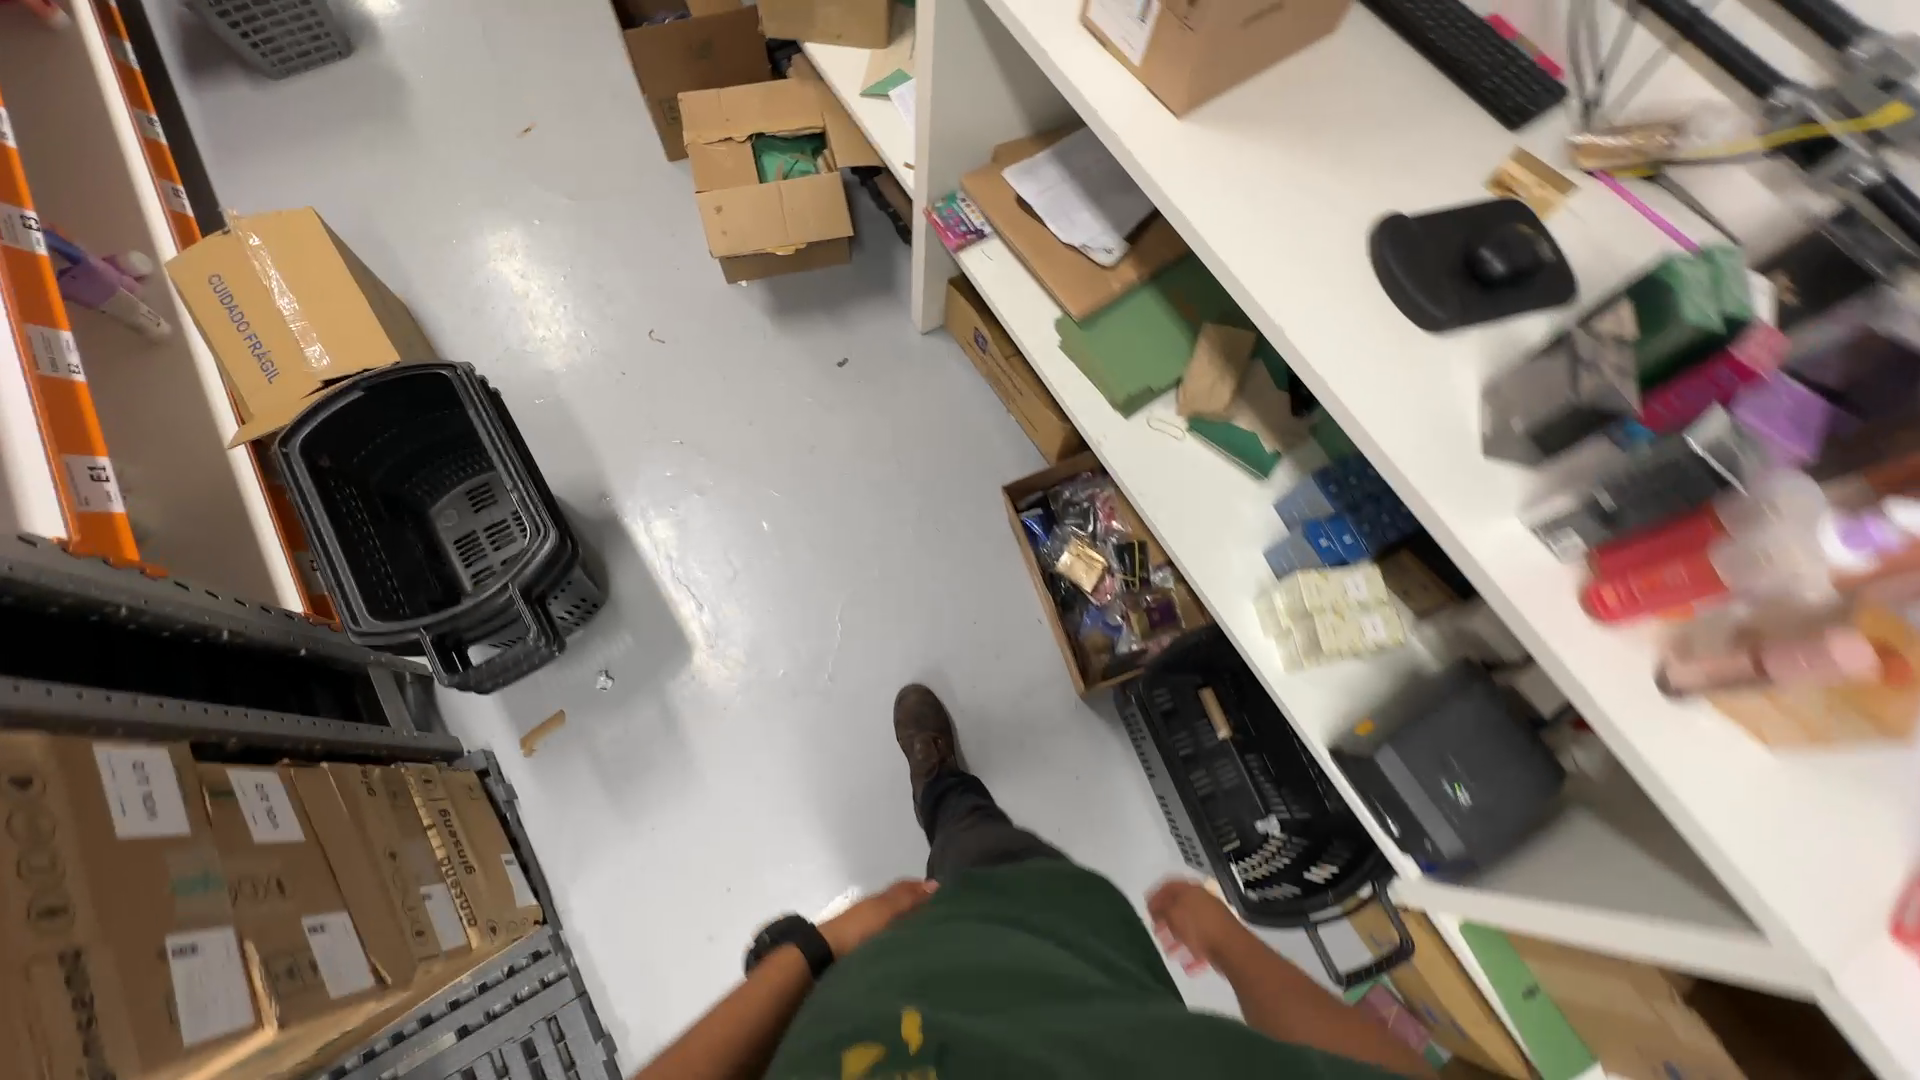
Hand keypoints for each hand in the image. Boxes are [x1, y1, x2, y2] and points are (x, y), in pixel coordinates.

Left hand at [819, 880, 936, 957]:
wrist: (823, 958)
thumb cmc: (857, 929)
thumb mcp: (885, 910)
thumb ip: (907, 899)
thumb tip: (935, 884)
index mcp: (880, 899)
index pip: (906, 889)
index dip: (924, 891)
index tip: (947, 899)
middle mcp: (874, 913)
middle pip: (901, 907)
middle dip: (920, 911)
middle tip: (946, 923)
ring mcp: (867, 934)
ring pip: (895, 926)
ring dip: (910, 930)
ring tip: (933, 943)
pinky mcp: (864, 954)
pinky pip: (889, 944)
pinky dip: (901, 945)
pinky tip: (910, 957)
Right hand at [1147, 878, 1256, 975]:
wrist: (1233, 949)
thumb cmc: (1199, 927)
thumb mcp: (1173, 914)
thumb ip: (1161, 909)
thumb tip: (1155, 908)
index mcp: (1190, 890)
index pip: (1169, 886)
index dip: (1156, 896)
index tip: (1148, 909)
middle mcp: (1203, 901)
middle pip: (1179, 907)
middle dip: (1166, 921)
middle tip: (1157, 932)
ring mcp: (1213, 919)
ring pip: (1190, 927)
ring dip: (1177, 939)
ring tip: (1170, 953)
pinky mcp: (1221, 937)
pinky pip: (1202, 942)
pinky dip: (1192, 952)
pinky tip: (1187, 965)